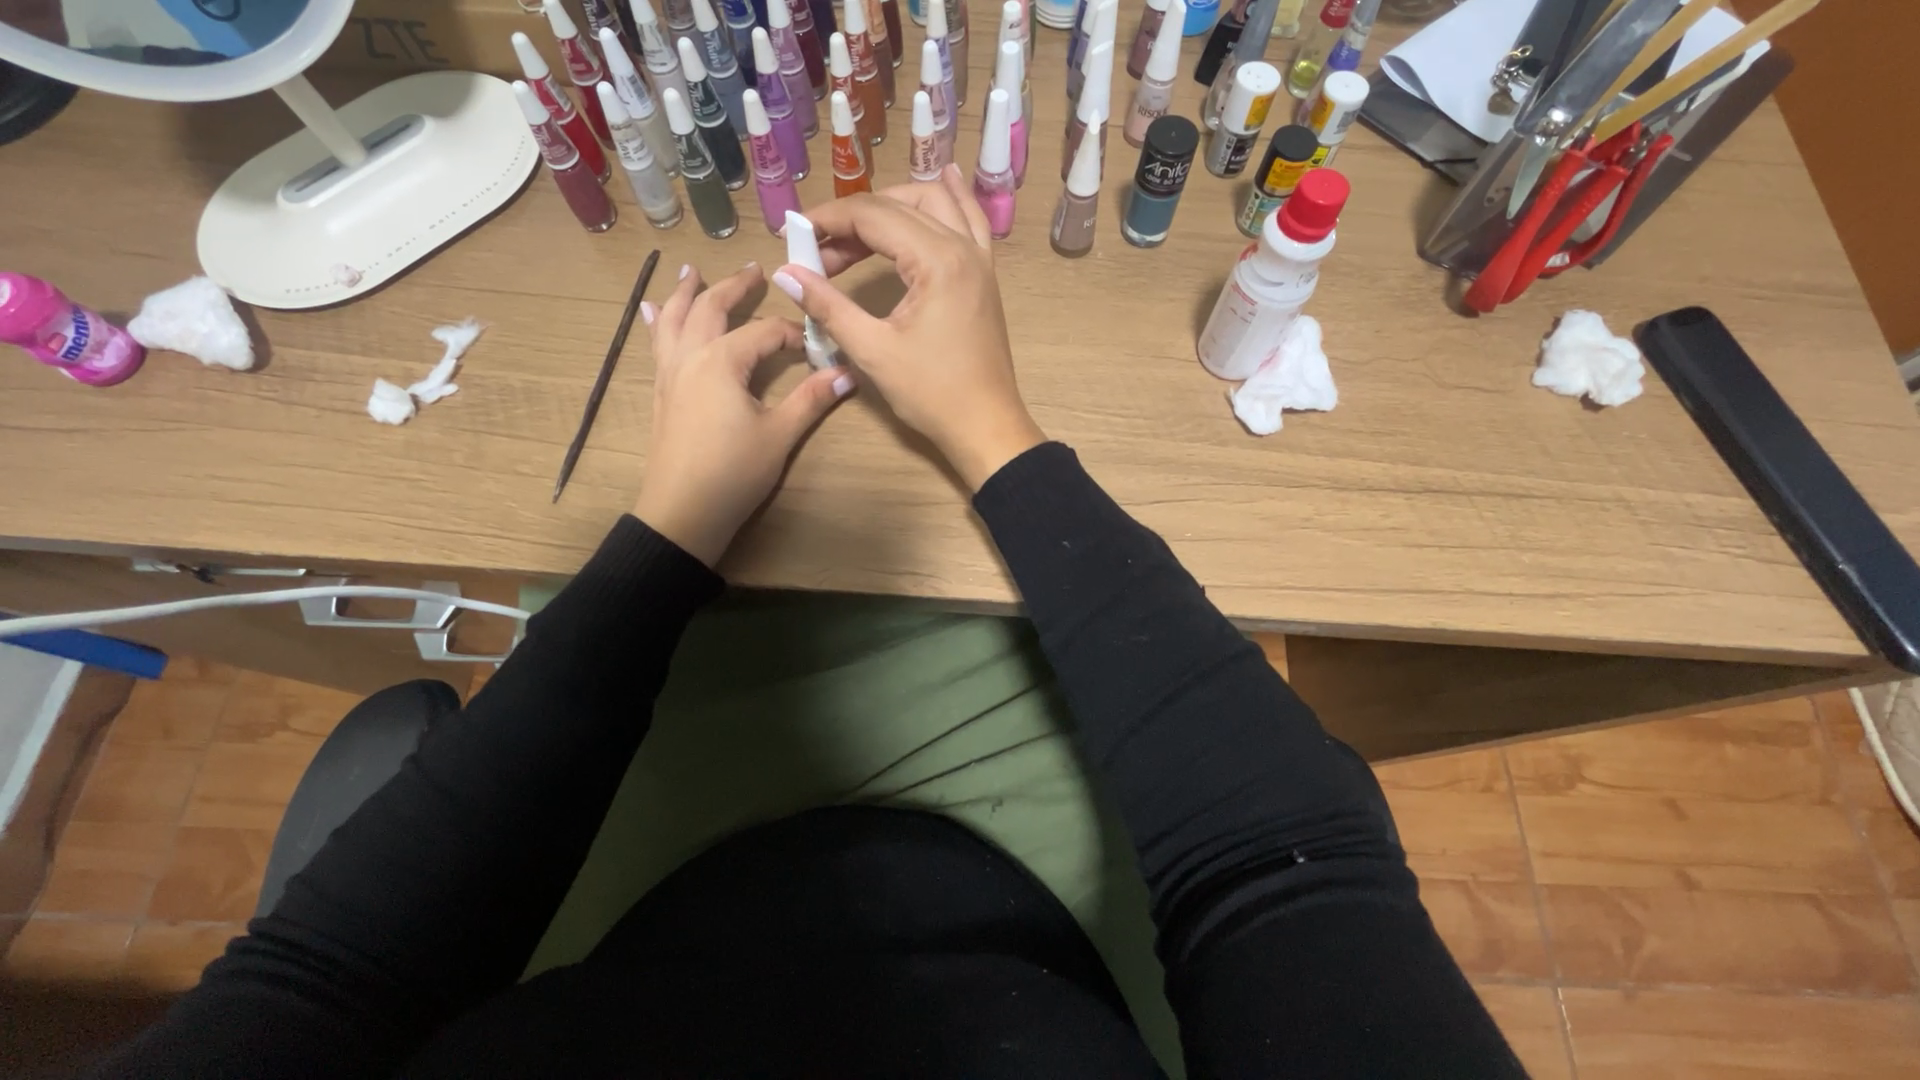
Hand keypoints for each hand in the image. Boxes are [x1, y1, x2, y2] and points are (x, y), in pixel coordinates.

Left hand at [632, 263, 852, 566]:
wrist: (682, 512)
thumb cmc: (733, 473)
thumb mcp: (779, 436)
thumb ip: (811, 400)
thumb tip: (847, 373)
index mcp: (722, 361)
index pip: (764, 332)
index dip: (792, 334)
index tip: (815, 345)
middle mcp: (691, 356)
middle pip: (712, 308)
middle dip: (735, 286)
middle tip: (754, 268)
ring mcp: (670, 373)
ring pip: (675, 320)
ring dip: (687, 293)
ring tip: (692, 271)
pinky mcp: (662, 393)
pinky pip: (657, 344)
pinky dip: (659, 322)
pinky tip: (653, 312)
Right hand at [770, 165, 1046, 490]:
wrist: (985, 425)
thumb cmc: (932, 394)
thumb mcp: (872, 351)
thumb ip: (828, 307)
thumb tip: (786, 274)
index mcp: (937, 261)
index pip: (873, 216)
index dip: (828, 220)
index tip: (793, 234)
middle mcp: (963, 247)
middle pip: (901, 205)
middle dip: (854, 219)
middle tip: (819, 250)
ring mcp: (980, 259)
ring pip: (936, 204)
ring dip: (894, 207)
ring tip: (857, 229)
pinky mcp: (984, 276)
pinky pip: (970, 221)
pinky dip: (949, 201)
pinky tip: (944, 180)